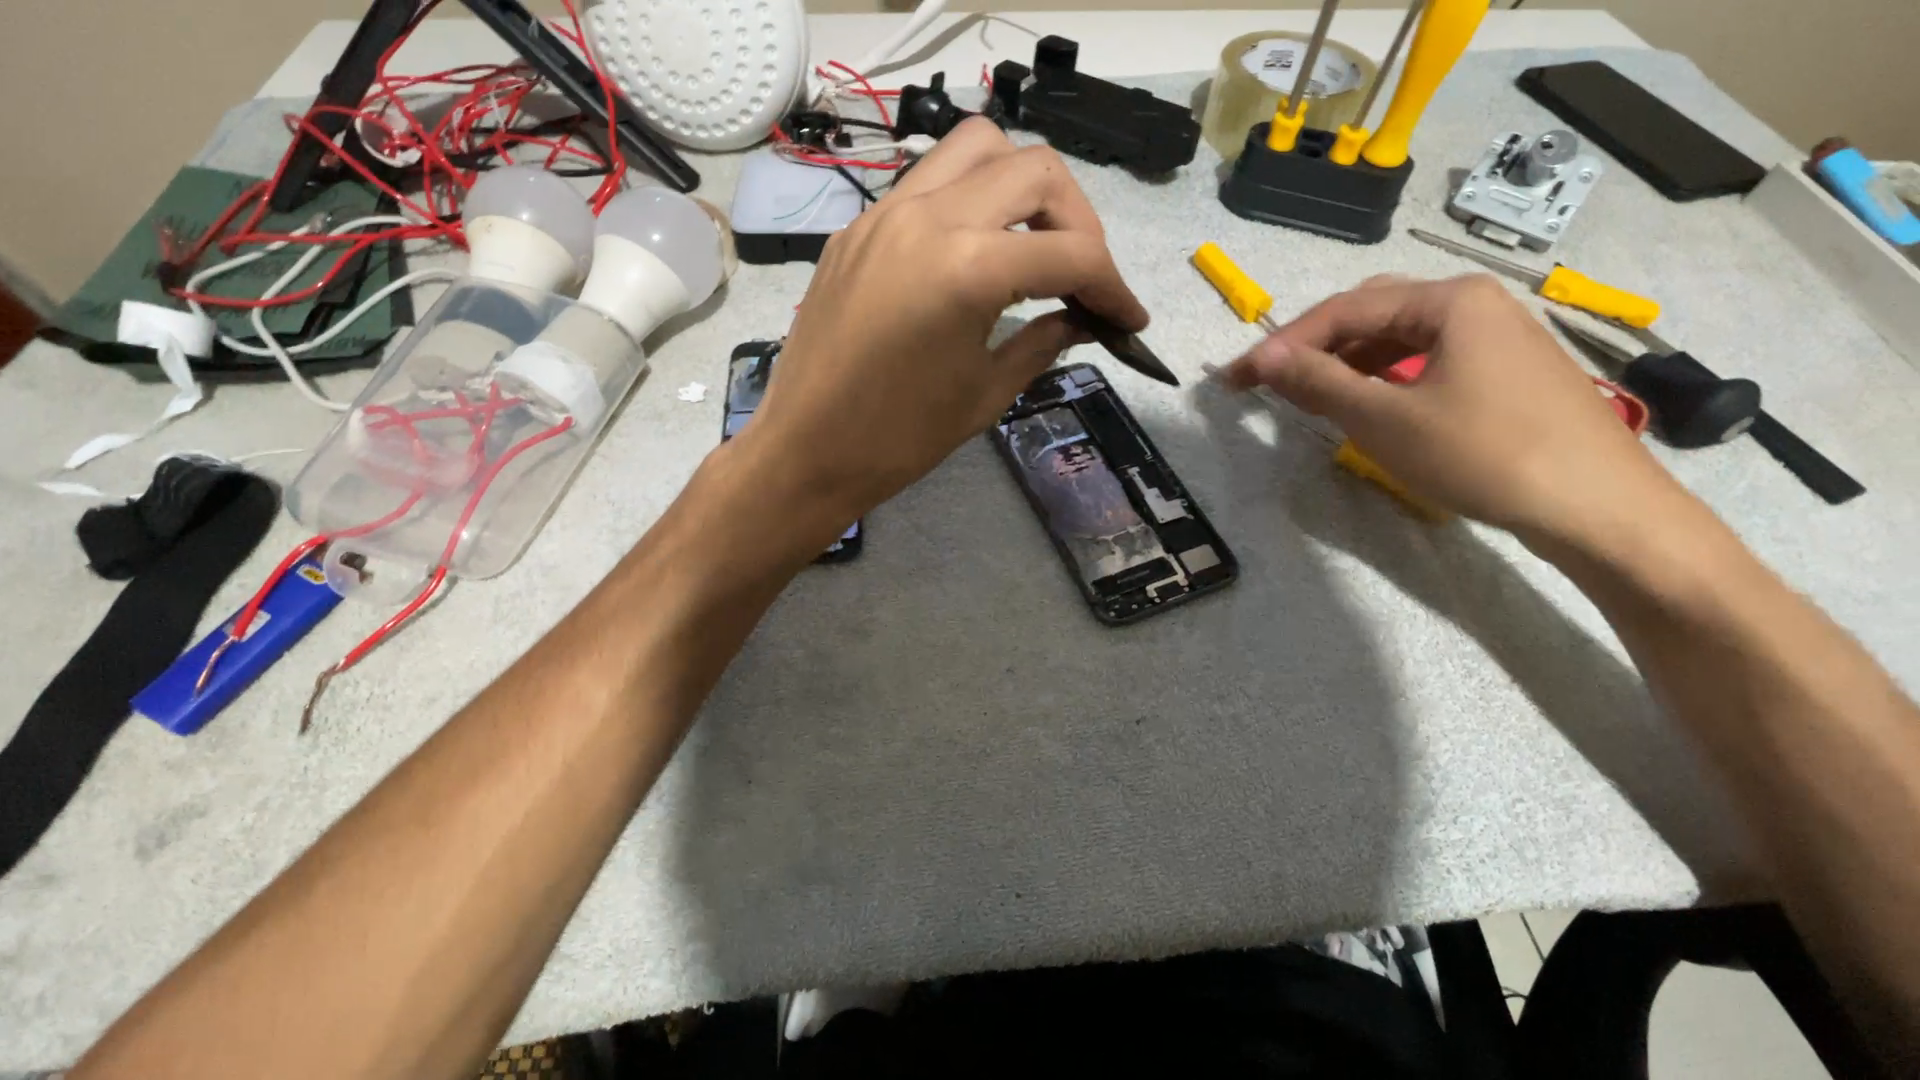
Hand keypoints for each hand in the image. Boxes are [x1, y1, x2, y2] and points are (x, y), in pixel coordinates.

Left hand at [736, 117, 1146, 522]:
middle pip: (1036, 170)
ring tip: (1031, 244)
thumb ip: (1044, 342)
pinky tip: (973, 252)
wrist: (804, 450)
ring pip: (977, 147)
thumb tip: (1084, 318)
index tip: (1128, 319)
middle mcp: (928, 217)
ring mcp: (885, 213)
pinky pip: (928, 180)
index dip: (1114, 287)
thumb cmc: (898, 440)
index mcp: (967, 268)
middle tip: (1082, 276)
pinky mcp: (857, 227)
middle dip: (1078, 220)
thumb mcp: (986, 393)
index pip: (1071, 253)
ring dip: (1022, 185)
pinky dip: (968, 198)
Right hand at [1224, 274, 1685, 545]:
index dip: (1283, 344)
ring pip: (1401, 341)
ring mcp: (1498, 338)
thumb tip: (1262, 358)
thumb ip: (1319, 383)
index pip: (1344, 309)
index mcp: (1449, 300)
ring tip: (1309, 397)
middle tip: (1270, 383)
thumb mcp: (1386, 420)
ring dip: (1349, 365)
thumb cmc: (1485, 454)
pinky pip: (1429, 362)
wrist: (1599, 507)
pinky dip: (1386, 380)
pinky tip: (1371, 408)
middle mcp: (1475, 305)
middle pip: (1373, 315)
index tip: (1237, 379)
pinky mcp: (1509, 374)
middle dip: (1315, 347)